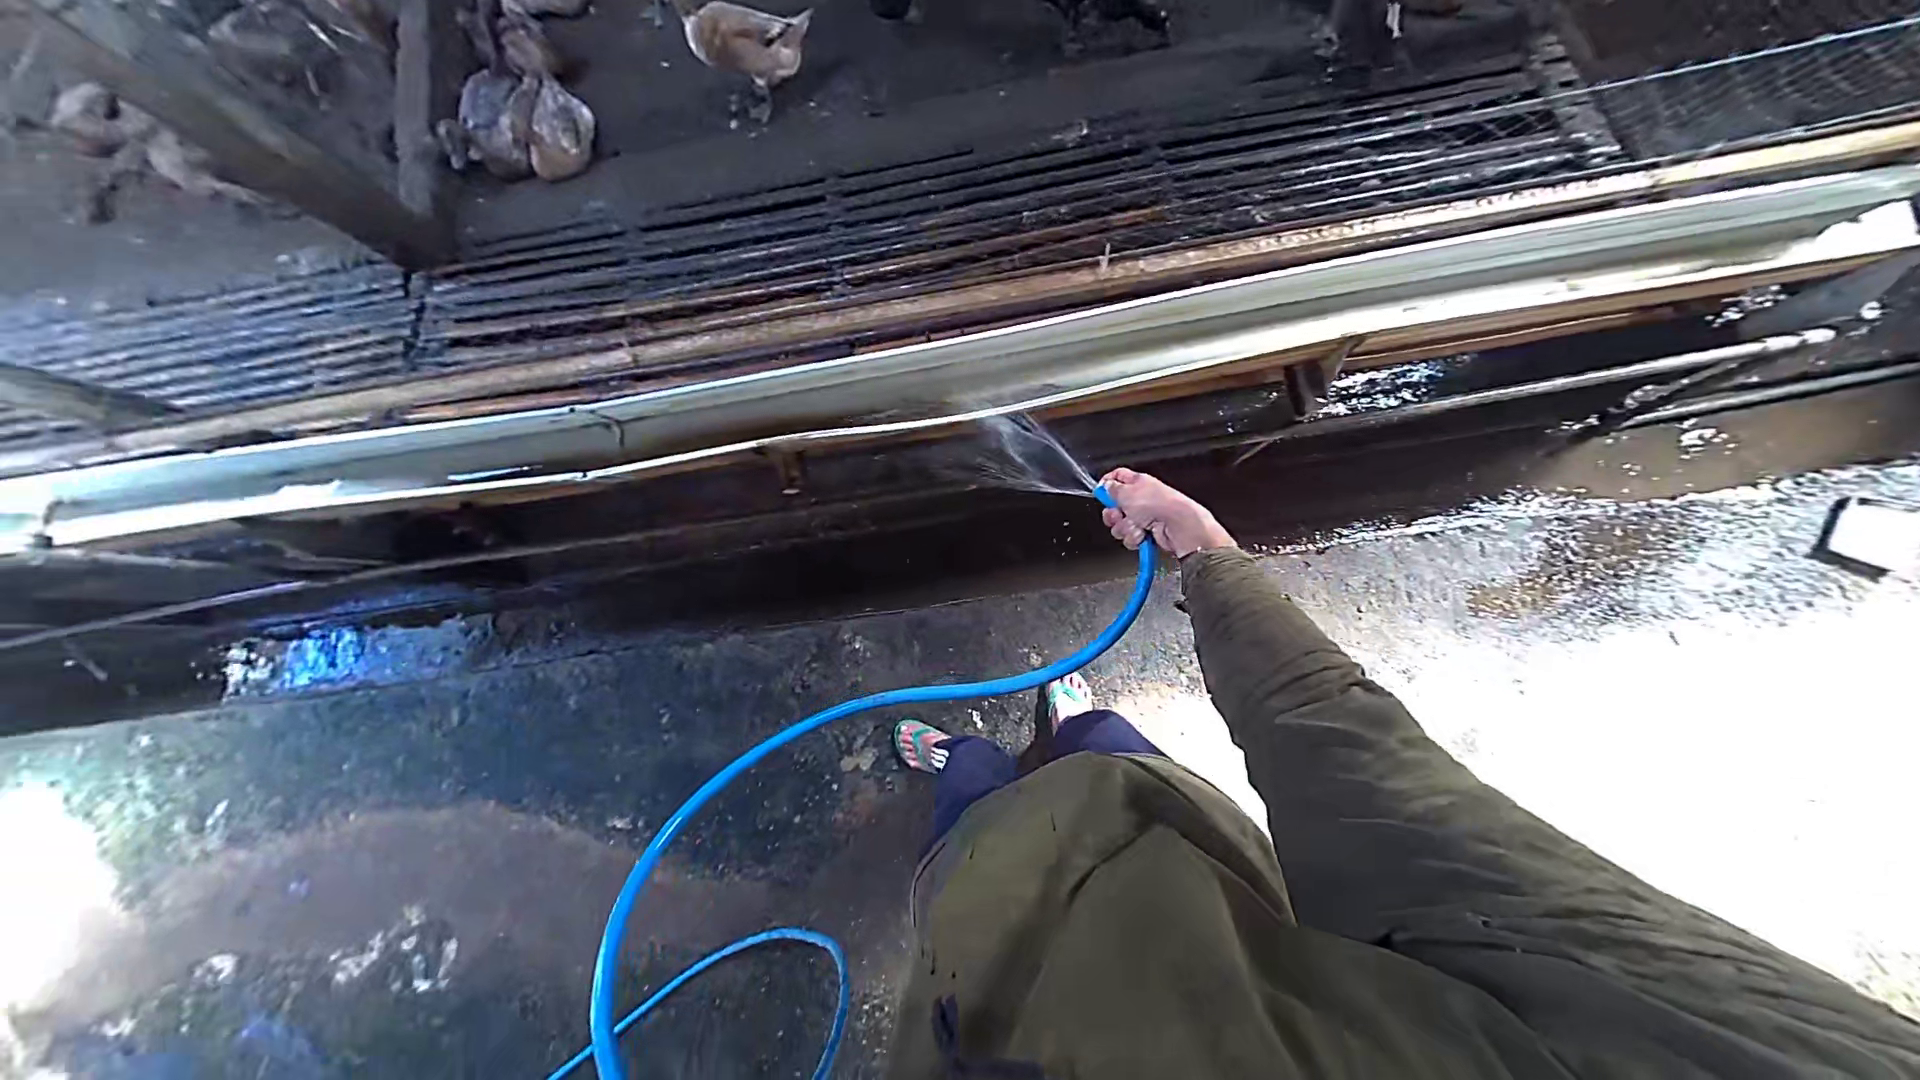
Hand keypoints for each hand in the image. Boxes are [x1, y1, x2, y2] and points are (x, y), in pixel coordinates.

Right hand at [1098, 468, 1236, 557]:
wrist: (1177, 526)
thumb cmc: (1160, 504)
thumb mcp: (1127, 492)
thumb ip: (1111, 489)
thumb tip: (1103, 487)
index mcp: (1137, 483)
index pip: (1116, 478)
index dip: (1106, 485)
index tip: (1101, 493)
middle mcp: (1140, 499)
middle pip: (1114, 506)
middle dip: (1113, 514)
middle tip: (1120, 514)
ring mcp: (1143, 517)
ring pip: (1120, 525)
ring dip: (1125, 528)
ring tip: (1137, 525)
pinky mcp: (1146, 533)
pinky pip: (1129, 537)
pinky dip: (1134, 538)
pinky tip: (1143, 534)